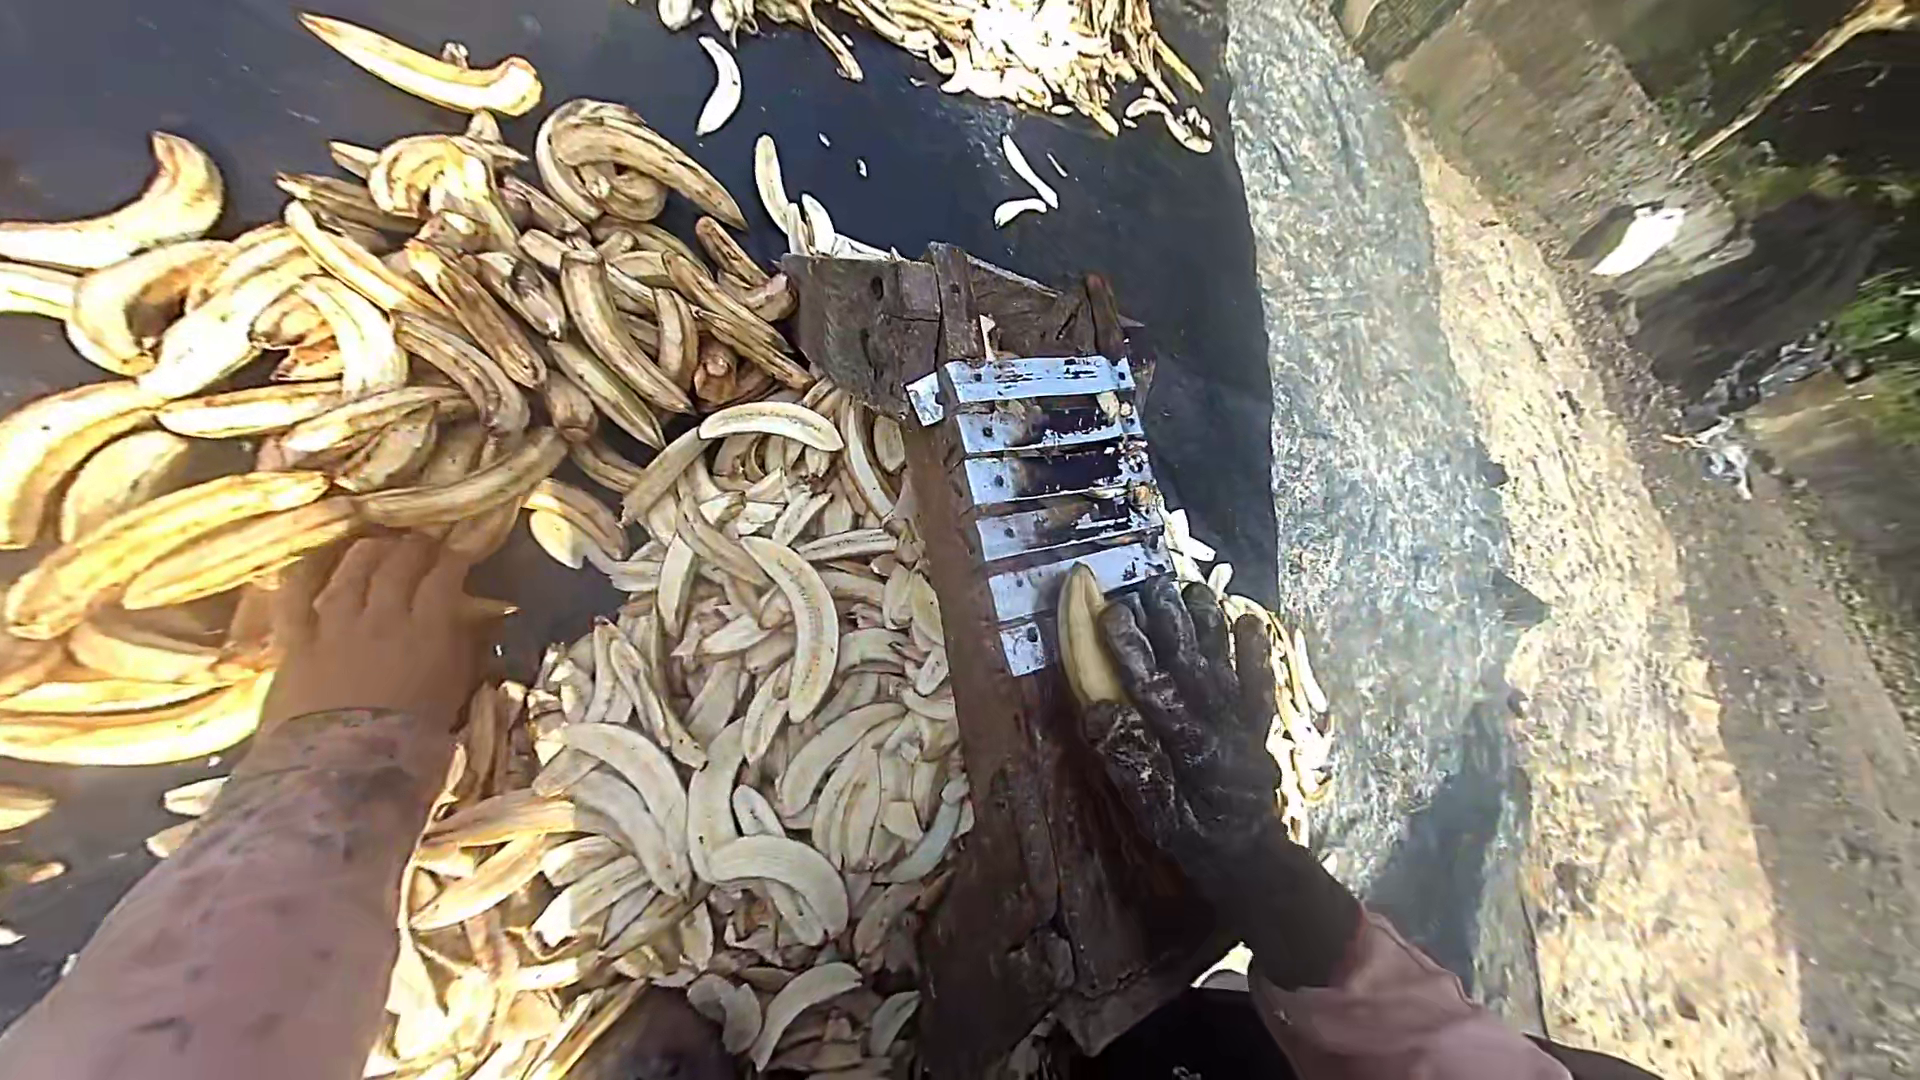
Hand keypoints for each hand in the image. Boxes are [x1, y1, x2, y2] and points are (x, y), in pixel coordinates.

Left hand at [260, 534, 491, 733]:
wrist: (346, 762)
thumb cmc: (416, 725)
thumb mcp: (457, 680)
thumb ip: (464, 642)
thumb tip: (477, 615)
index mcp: (428, 628)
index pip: (444, 577)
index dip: (455, 557)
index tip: (463, 546)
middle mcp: (382, 617)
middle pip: (398, 567)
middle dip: (414, 547)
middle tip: (424, 539)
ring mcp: (335, 627)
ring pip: (351, 573)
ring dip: (368, 552)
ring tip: (379, 543)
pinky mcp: (297, 642)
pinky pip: (295, 598)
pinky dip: (306, 575)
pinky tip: (315, 560)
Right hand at [1083, 577, 1359, 987]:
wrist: (1247, 851)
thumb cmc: (1187, 829)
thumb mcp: (1148, 807)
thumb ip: (1126, 760)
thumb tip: (1096, 710)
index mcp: (1183, 742)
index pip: (1150, 683)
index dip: (1129, 646)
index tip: (1110, 610)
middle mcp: (1215, 720)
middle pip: (1189, 659)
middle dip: (1168, 618)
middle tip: (1147, 585)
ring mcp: (1241, 716)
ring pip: (1224, 659)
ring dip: (1209, 622)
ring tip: (1190, 588)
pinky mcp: (1259, 718)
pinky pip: (1262, 678)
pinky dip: (1257, 649)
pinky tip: (1250, 620)